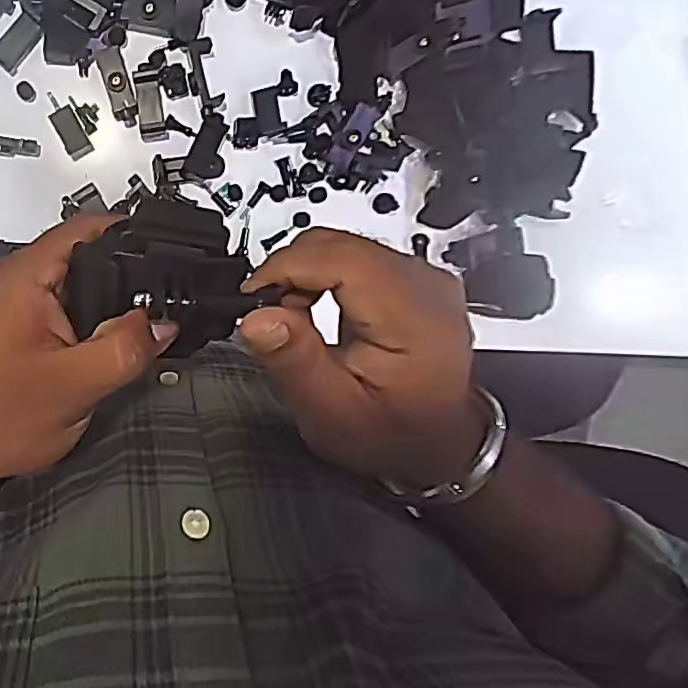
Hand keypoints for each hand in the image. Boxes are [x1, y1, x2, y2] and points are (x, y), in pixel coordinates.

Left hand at [0, 214, 178, 482]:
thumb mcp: (76, 384)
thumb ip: (125, 348)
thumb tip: (161, 323)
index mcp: (22, 278)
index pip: (85, 227)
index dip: (130, 232)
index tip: (165, 248)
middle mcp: (18, 281)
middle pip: (88, 253)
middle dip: (128, 274)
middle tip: (161, 300)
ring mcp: (22, 302)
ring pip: (84, 283)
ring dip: (112, 302)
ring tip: (138, 328)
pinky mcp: (28, 323)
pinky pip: (73, 306)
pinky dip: (96, 320)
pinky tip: (111, 344)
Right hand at [237, 227, 483, 488]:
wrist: (433, 442)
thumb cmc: (393, 433)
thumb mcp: (332, 412)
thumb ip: (294, 362)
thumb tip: (257, 319)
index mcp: (413, 317)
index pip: (339, 258)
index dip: (285, 269)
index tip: (254, 297)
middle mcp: (424, 286)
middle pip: (335, 245)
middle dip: (288, 273)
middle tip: (272, 317)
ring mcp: (418, 277)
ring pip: (336, 245)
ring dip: (299, 274)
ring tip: (294, 321)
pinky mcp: (405, 277)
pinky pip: (347, 255)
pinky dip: (315, 276)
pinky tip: (312, 309)